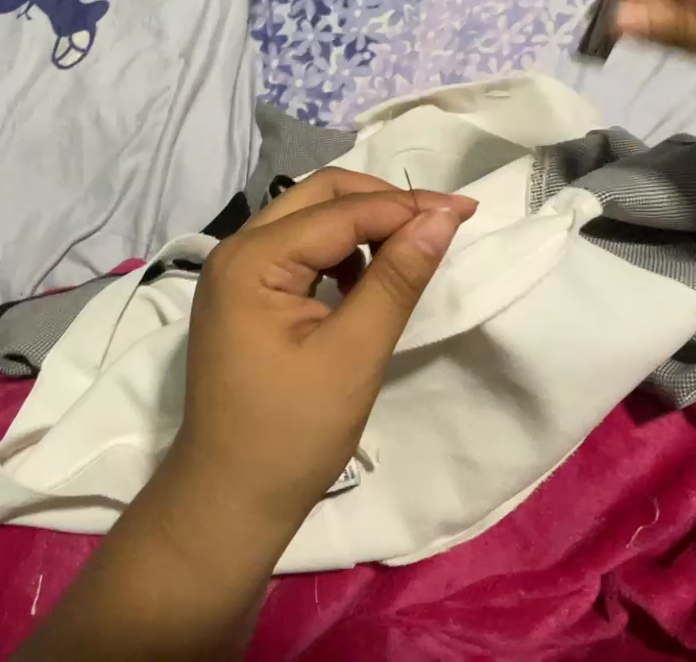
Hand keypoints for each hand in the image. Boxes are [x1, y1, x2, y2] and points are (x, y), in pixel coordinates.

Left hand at [164, 168, 477, 535]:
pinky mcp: (246, 293)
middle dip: (384, 204)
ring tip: (409, 253)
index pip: (341, 212)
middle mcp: (236, 251)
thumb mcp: (353, 355)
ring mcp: (237, 271)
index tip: (466, 212)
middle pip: (320, 197)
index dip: (406, 207)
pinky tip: (366, 282)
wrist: (230, 497)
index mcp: (251, 260)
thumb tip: (440, 219)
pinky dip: (341, 252)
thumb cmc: (291, 434)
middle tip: (441, 223)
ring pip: (310, 218)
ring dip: (362, 225)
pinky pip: (300, 249)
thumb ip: (396, 280)